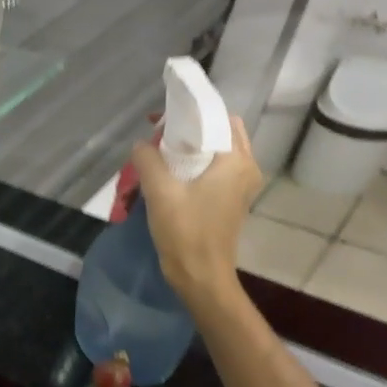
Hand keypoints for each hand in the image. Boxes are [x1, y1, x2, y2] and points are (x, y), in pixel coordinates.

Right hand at [130, 114, 262, 303]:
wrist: (200, 273)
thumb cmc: (185, 230)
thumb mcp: (160, 191)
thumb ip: (148, 160)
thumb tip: (141, 145)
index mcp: (236, 161)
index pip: (221, 120)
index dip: (192, 113)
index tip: (161, 119)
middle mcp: (245, 168)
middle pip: (221, 134)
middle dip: (190, 129)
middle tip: (158, 134)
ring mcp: (240, 185)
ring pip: (217, 152)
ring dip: (191, 147)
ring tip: (159, 152)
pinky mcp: (229, 199)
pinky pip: (214, 169)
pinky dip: (194, 164)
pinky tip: (169, 173)